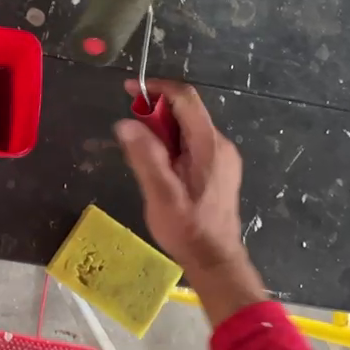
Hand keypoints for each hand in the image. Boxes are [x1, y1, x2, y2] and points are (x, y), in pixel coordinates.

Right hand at [114, 79, 267, 324]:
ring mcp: (222, 157)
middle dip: (155, 112)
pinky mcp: (219, 169)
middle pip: (187, 112)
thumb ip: (145, 157)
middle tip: (130, 130)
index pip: (186, 99)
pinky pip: (193, 144)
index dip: (157, 88)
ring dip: (162, 130)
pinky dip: (172, 144)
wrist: (216, 261)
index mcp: (209, 145)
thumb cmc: (188, 230)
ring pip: (188, 128)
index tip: (130, 89)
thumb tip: (126, 123)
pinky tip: (158, 165)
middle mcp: (221, 145)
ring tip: (140, 151)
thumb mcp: (162, 195)